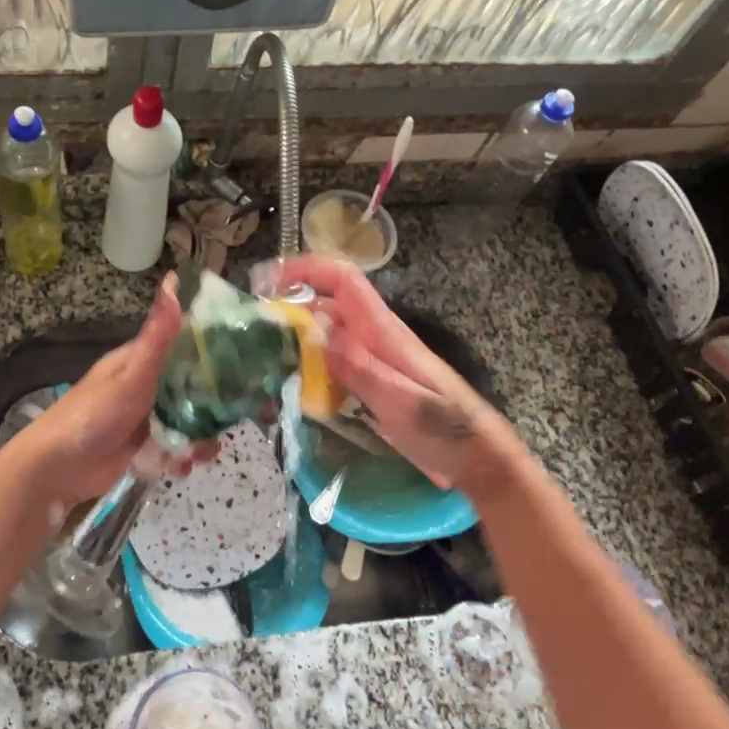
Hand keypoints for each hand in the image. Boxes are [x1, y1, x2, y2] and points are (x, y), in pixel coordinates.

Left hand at [7, 274, 212, 506]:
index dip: (214, 352)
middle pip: (191, 387)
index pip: (185, 346)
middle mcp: (145, 385)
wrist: (57, 468)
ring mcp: (143, 417)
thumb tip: (173, 281)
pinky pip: (172, 448)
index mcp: (141, 360)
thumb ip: (157, 335)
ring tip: (206, 451)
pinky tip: (183, 467)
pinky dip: (181, 457)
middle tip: (235, 417)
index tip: (246, 362)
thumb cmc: (94, 414)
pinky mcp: (141, 448)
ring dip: (199, 436)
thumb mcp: (132, 374)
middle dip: (212, 404)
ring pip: (185, 420)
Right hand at [270, 254, 514, 490]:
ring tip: (259, 358)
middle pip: (325, 303)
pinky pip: (330, 360)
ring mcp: (371, 358)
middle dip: (287, 306)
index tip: (265, 281)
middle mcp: (373, 336)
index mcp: (383, 332)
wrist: (478, 459)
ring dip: (292, 336)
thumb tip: (316, 330)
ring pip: (324, 332)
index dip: (304, 269)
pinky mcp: (369, 380)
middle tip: (250, 331)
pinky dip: (306, 364)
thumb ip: (362, 368)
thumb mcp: (404, 404)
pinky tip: (288, 386)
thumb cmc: (447, 430)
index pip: (343, 280)